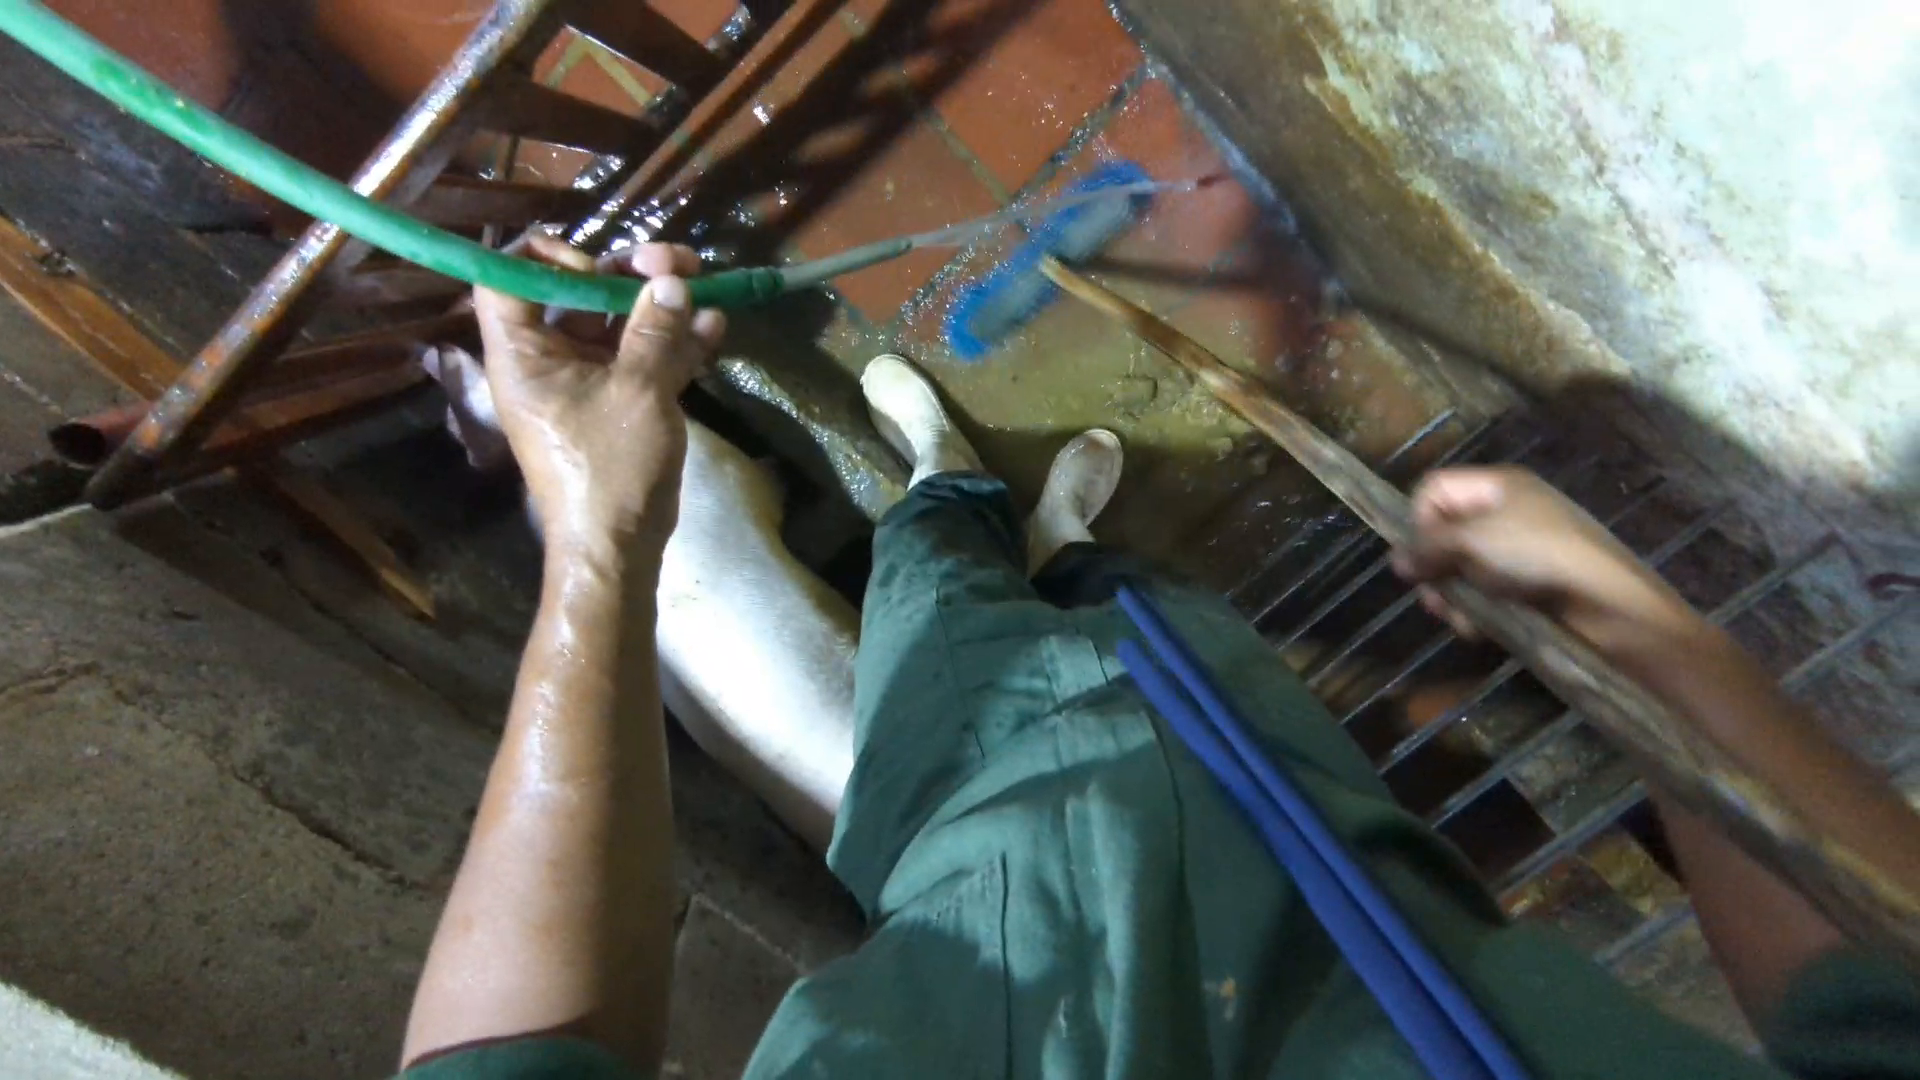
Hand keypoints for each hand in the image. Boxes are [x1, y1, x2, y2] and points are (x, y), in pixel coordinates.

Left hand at [474, 237, 725, 559]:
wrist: (621, 543)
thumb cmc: (610, 469)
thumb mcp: (637, 394)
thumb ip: (655, 334)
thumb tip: (673, 282)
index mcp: (525, 355)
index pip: (507, 279)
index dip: (547, 259)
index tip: (597, 266)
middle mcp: (551, 360)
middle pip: (579, 295)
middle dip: (630, 273)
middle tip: (677, 263)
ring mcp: (590, 382)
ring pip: (621, 325)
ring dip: (663, 305)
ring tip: (705, 284)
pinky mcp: (624, 402)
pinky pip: (647, 359)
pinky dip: (677, 344)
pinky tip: (713, 327)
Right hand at [1389, 466, 1695, 654]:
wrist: (1609, 606)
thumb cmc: (1536, 556)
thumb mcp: (1470, 542)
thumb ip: (1425, 546)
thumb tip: (1398, 561)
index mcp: (1497, 486)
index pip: (1432, 489)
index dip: (1418, 519)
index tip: (1419, 552)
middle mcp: (1505, 512)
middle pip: (1442, 532)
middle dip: (1433, 566)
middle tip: (1433, 593)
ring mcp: (1518, 549)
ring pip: (1458, 567)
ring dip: (1449, 593)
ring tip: (1456, 616)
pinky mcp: (1527, 583)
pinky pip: (1482, 589)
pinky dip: (1473, 607)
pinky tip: (1477, 626)